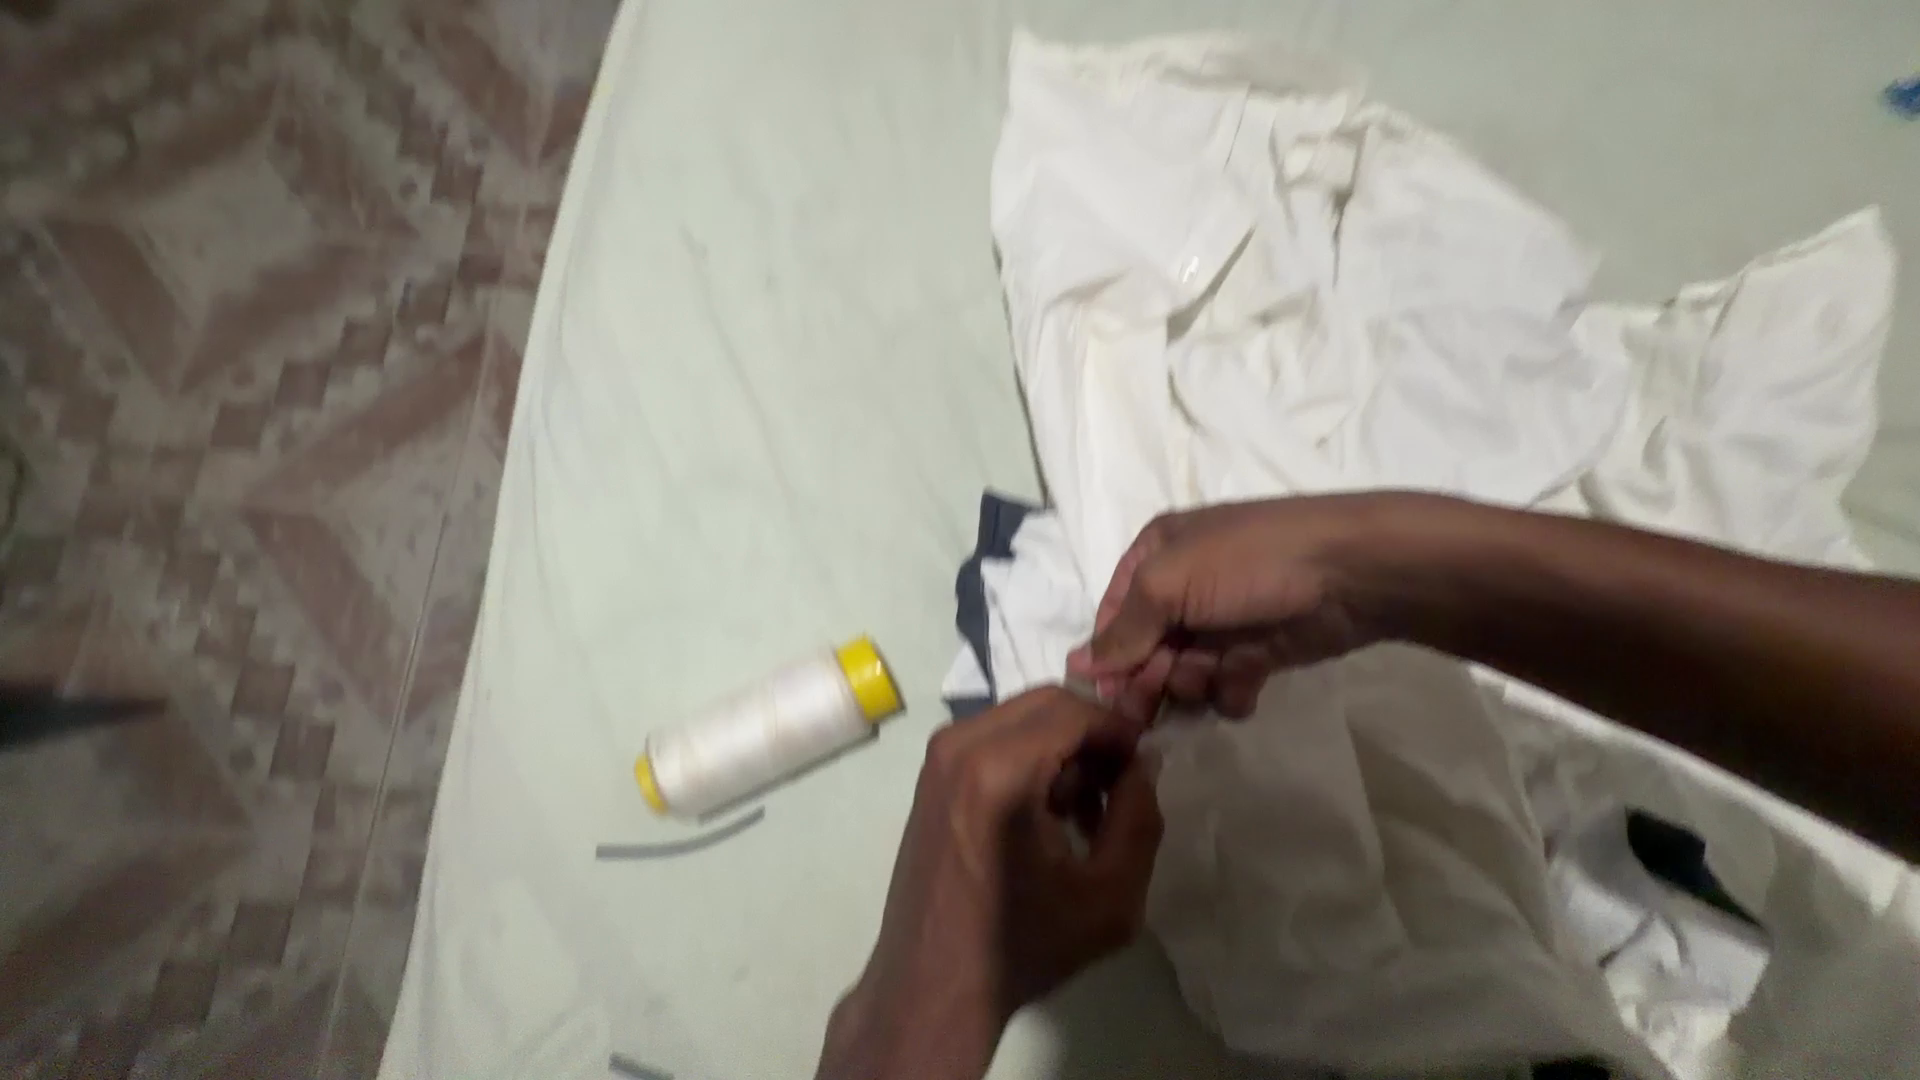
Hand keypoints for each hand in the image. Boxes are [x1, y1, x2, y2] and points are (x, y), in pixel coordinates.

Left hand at [817, 688, 1161, 1079]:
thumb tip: (1144, 763)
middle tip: (1118, 786)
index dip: (1119, 728)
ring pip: (1020, 717)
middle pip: (1046, 703)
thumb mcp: (1110, 896)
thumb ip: (1140, 816)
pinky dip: (1028, 756)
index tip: (1145, 763)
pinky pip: (993, 736)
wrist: (931, 983)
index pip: (1074, 710)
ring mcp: (938, 756)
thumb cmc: (1023, 945)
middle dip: (1090, 734)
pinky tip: (1044, 812)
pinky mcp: (931, 772)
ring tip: (1083, 810)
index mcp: (999, 770)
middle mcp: (961, 745)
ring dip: (1061, 747)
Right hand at [1066, 494, 1423, 721]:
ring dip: (1192, 683)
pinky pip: (1225, 683)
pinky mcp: (1256, 650)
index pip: (1112, 614)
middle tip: (1154, 704)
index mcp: (1155, 555)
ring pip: (1183, 670)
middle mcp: (1183, 587)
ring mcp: (1221, 620)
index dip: (1108, 655)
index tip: (1107, 696)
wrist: (1352, 571)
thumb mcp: (1169, 583)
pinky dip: (1230, 692)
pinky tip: (1245, 688)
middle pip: (1145, 648)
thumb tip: (1077, 664)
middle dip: (1150, 676)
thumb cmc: (1246, 563)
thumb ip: (1123, 630)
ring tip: (1214, 677)